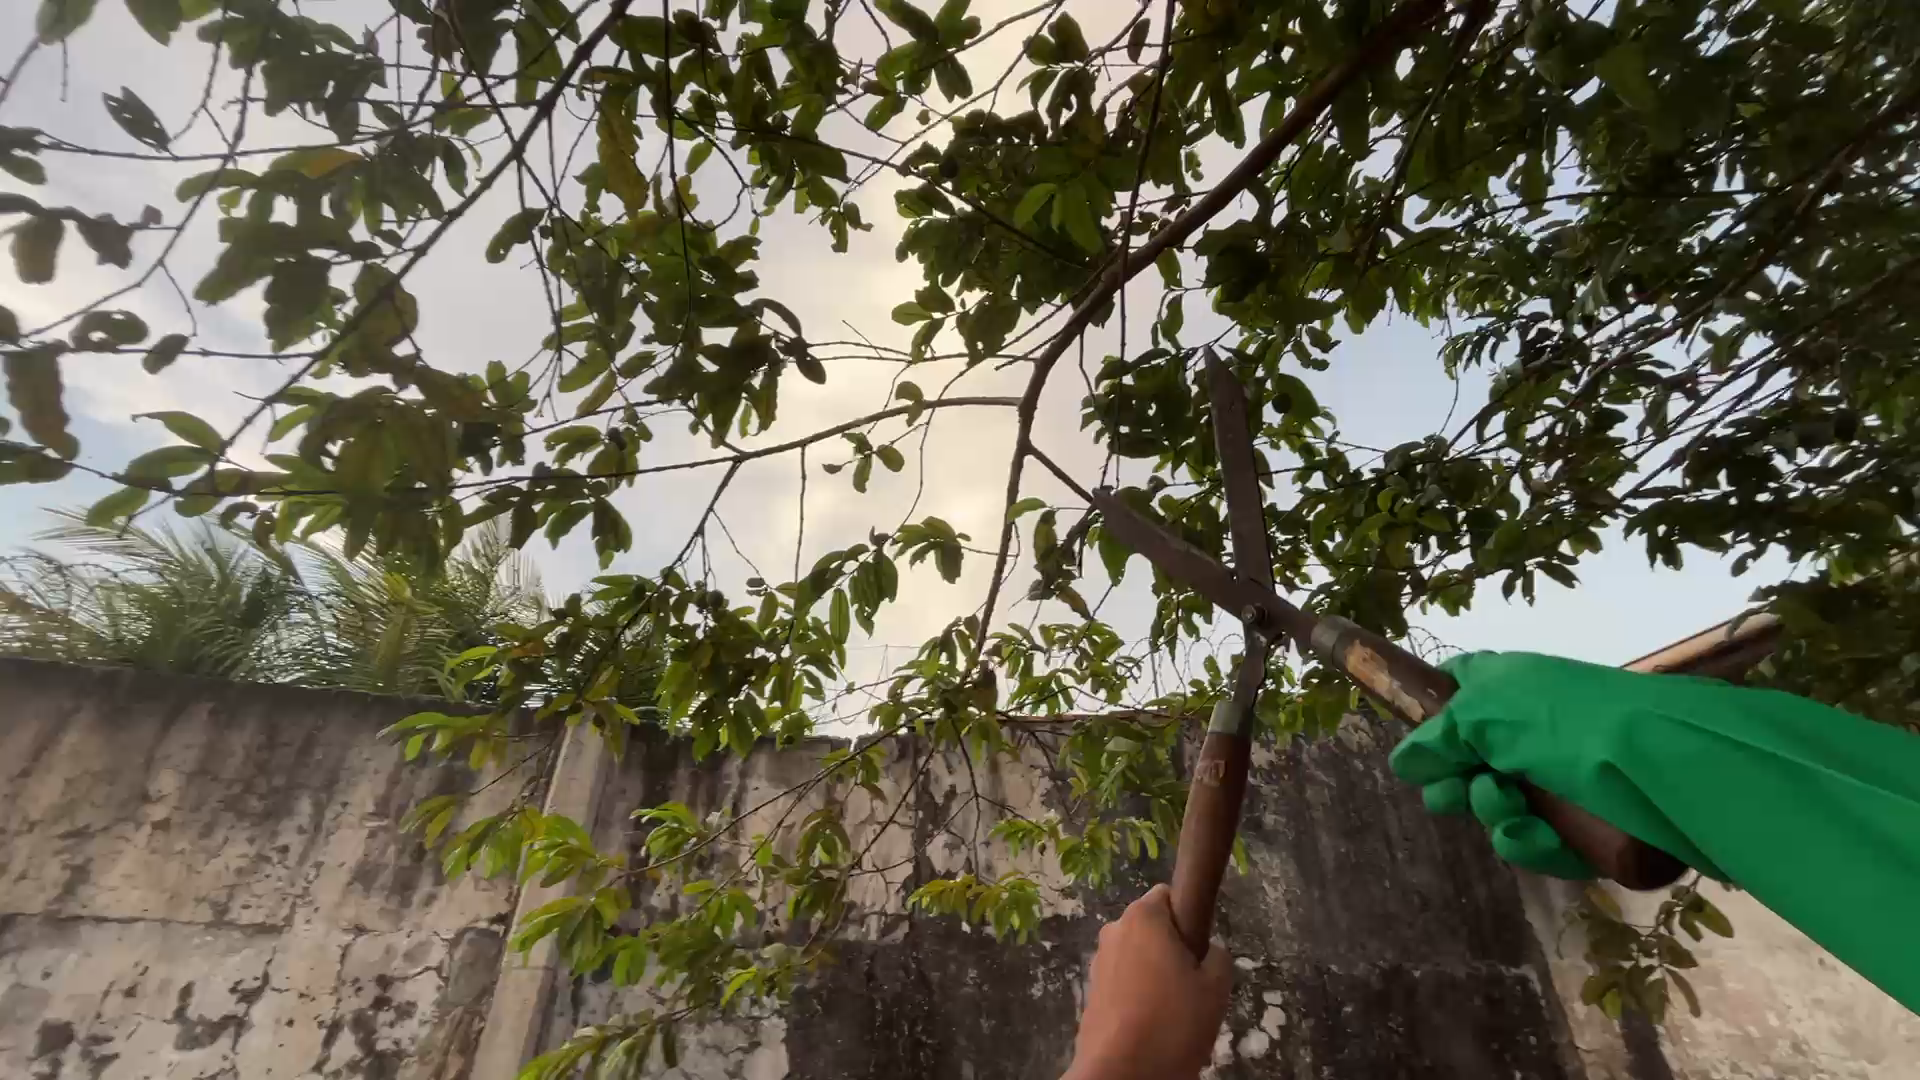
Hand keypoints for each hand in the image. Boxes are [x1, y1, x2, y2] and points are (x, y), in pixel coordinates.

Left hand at [1066, 884, 1231, 1079]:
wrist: (1122, 1073)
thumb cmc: (1173, 1022)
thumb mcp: (1215, 988)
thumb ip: (1218, 957)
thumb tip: (1208, 951)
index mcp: (1143, 916)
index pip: (1168, 895)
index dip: (1187, 917)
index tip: (1199, 948)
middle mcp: (1115, 928)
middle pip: (1152, 927)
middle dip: (1172, 949)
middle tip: (1193, 985)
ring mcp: (1099, 959)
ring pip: (1138, 956)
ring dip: (1156, 974)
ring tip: (1175, 1013)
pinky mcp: (1092, 988)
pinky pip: (1124, 980)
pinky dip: (1138, 994)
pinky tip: (1154, 1026)